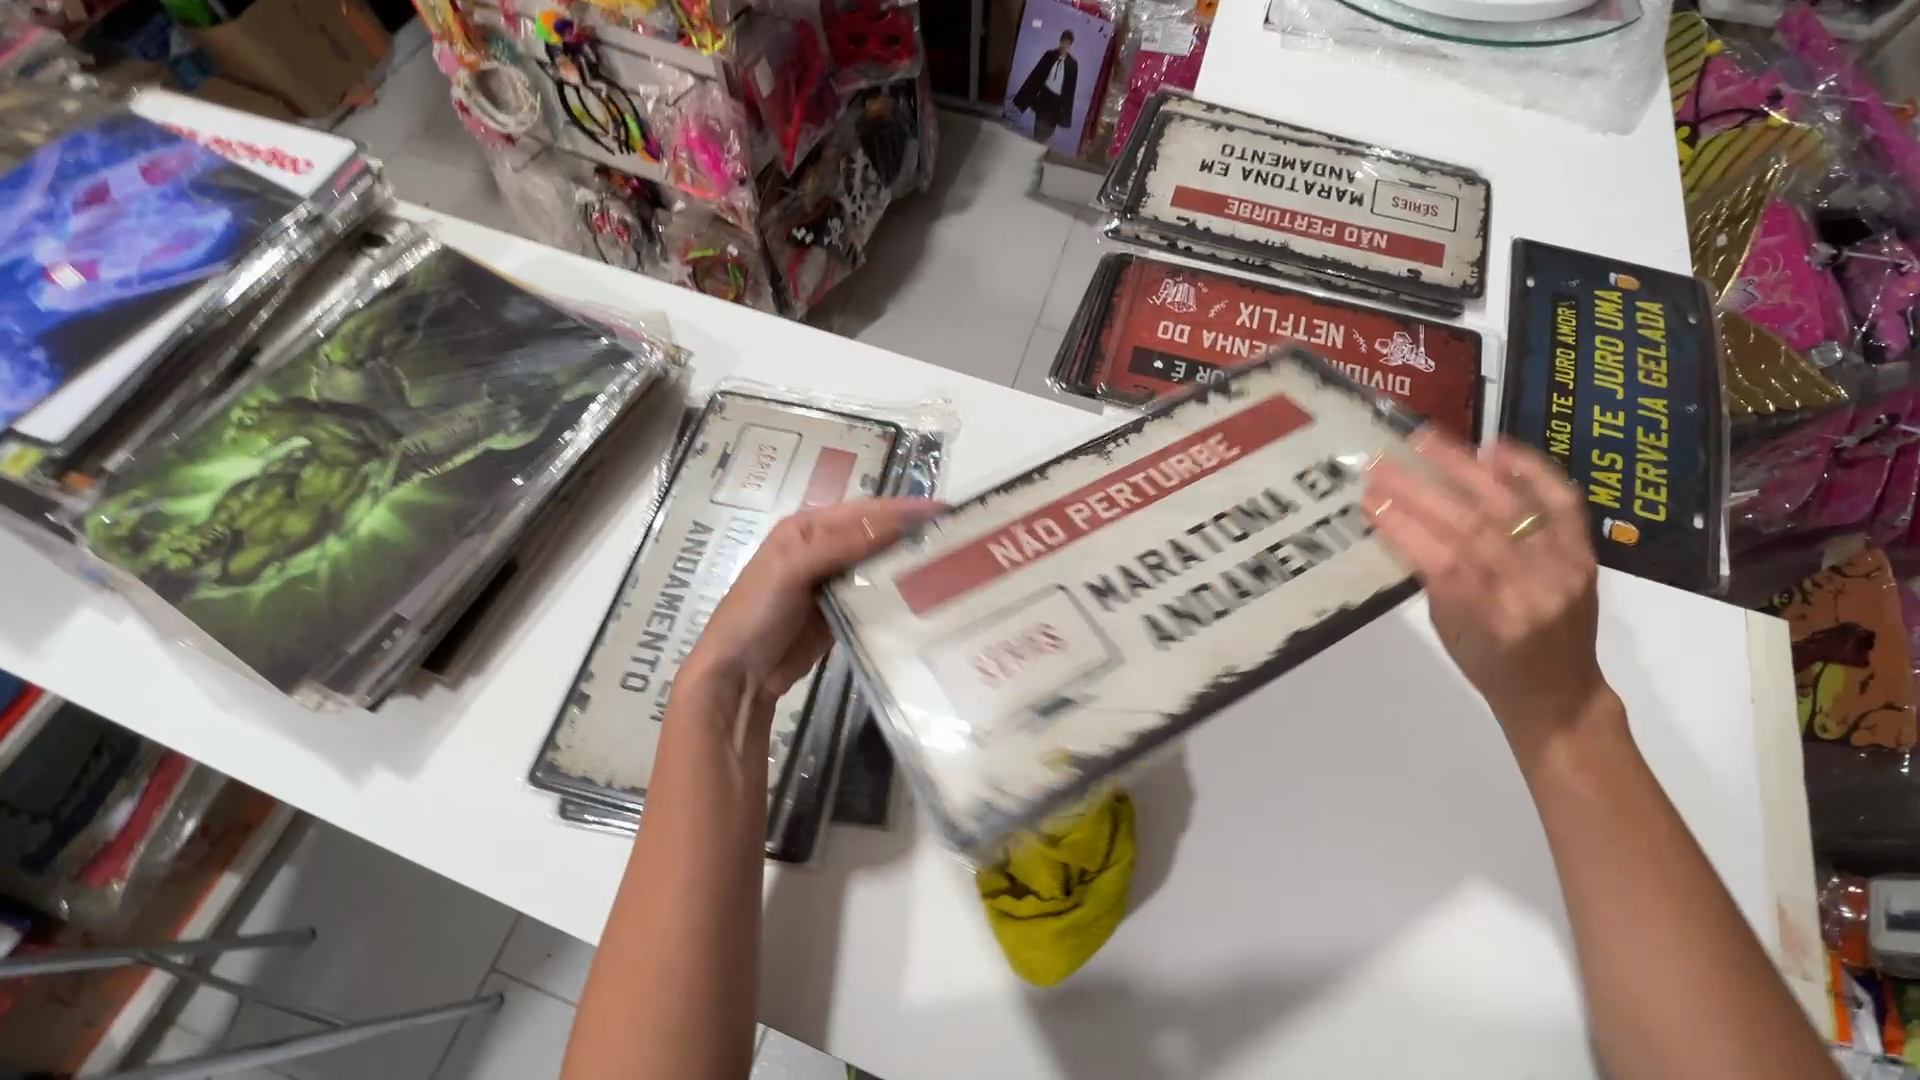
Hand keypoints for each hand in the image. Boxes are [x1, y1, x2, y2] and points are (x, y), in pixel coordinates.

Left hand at [678, 497, 941, 719]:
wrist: (738, 673)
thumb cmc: (756, 611)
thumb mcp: (791, 569)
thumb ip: (839, 544)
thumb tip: (894, 524)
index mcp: (808, 527)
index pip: (865, 510)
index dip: (904, 509)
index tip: (946, 512)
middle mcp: (823, 548)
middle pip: (876, 535)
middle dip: (913, 534)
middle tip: (959, 541)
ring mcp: (833, 582)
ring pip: (879, 565)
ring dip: (909, 564)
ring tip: (953, 567)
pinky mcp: (841, 612)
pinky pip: (875, 597)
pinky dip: (897, 595)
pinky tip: (925, 599)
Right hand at [1361, 431, 1616, 764]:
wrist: (1560, 691)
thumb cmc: (1489, 666)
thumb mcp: (1446, 629)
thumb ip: (1432, 577)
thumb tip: (1399, 522)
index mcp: (1490, 619)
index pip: (1443, 561)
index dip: (1404, 525)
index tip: (1369, 497)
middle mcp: (1532, 590)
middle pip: (1473, 526)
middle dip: (1421, 489)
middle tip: (1382, 462)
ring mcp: (1563, 567)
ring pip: (1511, 507)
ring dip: (1463, 468)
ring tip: (1426, 441)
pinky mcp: (1583, 552)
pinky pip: (1561, 502)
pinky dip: (1530, 469)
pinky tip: (1496, 447)